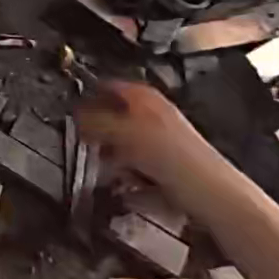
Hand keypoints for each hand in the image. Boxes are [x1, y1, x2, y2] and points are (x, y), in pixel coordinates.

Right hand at [76, 79, 220, 188]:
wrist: (208, 192)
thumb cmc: (166, 154)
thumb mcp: (122, 132)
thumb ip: (94, 121)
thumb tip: (74, 115)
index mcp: (143, 96)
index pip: (108, 86)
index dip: (87, 96)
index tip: (70, 113)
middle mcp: (152, 112)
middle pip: (113, 116)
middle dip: (97, 133)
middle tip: (85, 146)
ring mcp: (160, 139)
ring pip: (122, 144)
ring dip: (111, 157)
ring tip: (107, 170)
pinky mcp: (165, 164)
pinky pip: (135, 166)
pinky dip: (127, 175)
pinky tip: (126, 186)